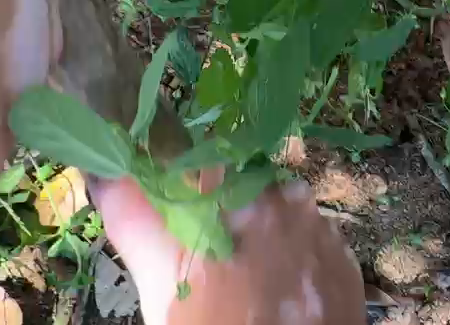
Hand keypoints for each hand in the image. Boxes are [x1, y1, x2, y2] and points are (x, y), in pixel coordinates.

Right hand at [91, 177, 364, 324]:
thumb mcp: (162, 291)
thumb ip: (136, 223)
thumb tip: (103, 171)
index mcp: (236, 198)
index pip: (215, 158)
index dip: (199, 174)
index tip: (187, 198)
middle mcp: (285, 198)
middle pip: (251, 185)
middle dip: (233, 210)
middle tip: (216, 256)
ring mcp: (322, 228)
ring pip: (286, 212)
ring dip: (268, 233)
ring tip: (250, 282)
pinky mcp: (346, 259)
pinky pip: (315, 241)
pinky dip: (298, 258)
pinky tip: (281, 292)